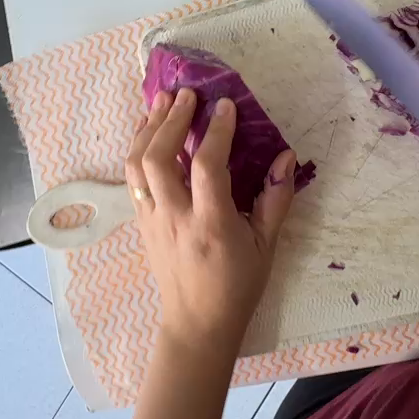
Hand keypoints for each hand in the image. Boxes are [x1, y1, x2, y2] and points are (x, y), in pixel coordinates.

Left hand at [128, 88, 298, 362]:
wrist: (197, 325)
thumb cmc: (237, 286)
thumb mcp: (267, 246)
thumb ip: (276, 199)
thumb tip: (286, 156)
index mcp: (210, 224)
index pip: (207, 166)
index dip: (216, 131)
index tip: (225, 105)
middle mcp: (175, 218)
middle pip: (159, 158)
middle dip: (171, 120)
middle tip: (186, 93)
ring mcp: (153, 220)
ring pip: (137, 166)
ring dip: (148, 128)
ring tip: (162, 101)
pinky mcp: (141, 222)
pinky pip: (133, 179)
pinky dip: (139, 148)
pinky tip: (150, 129)